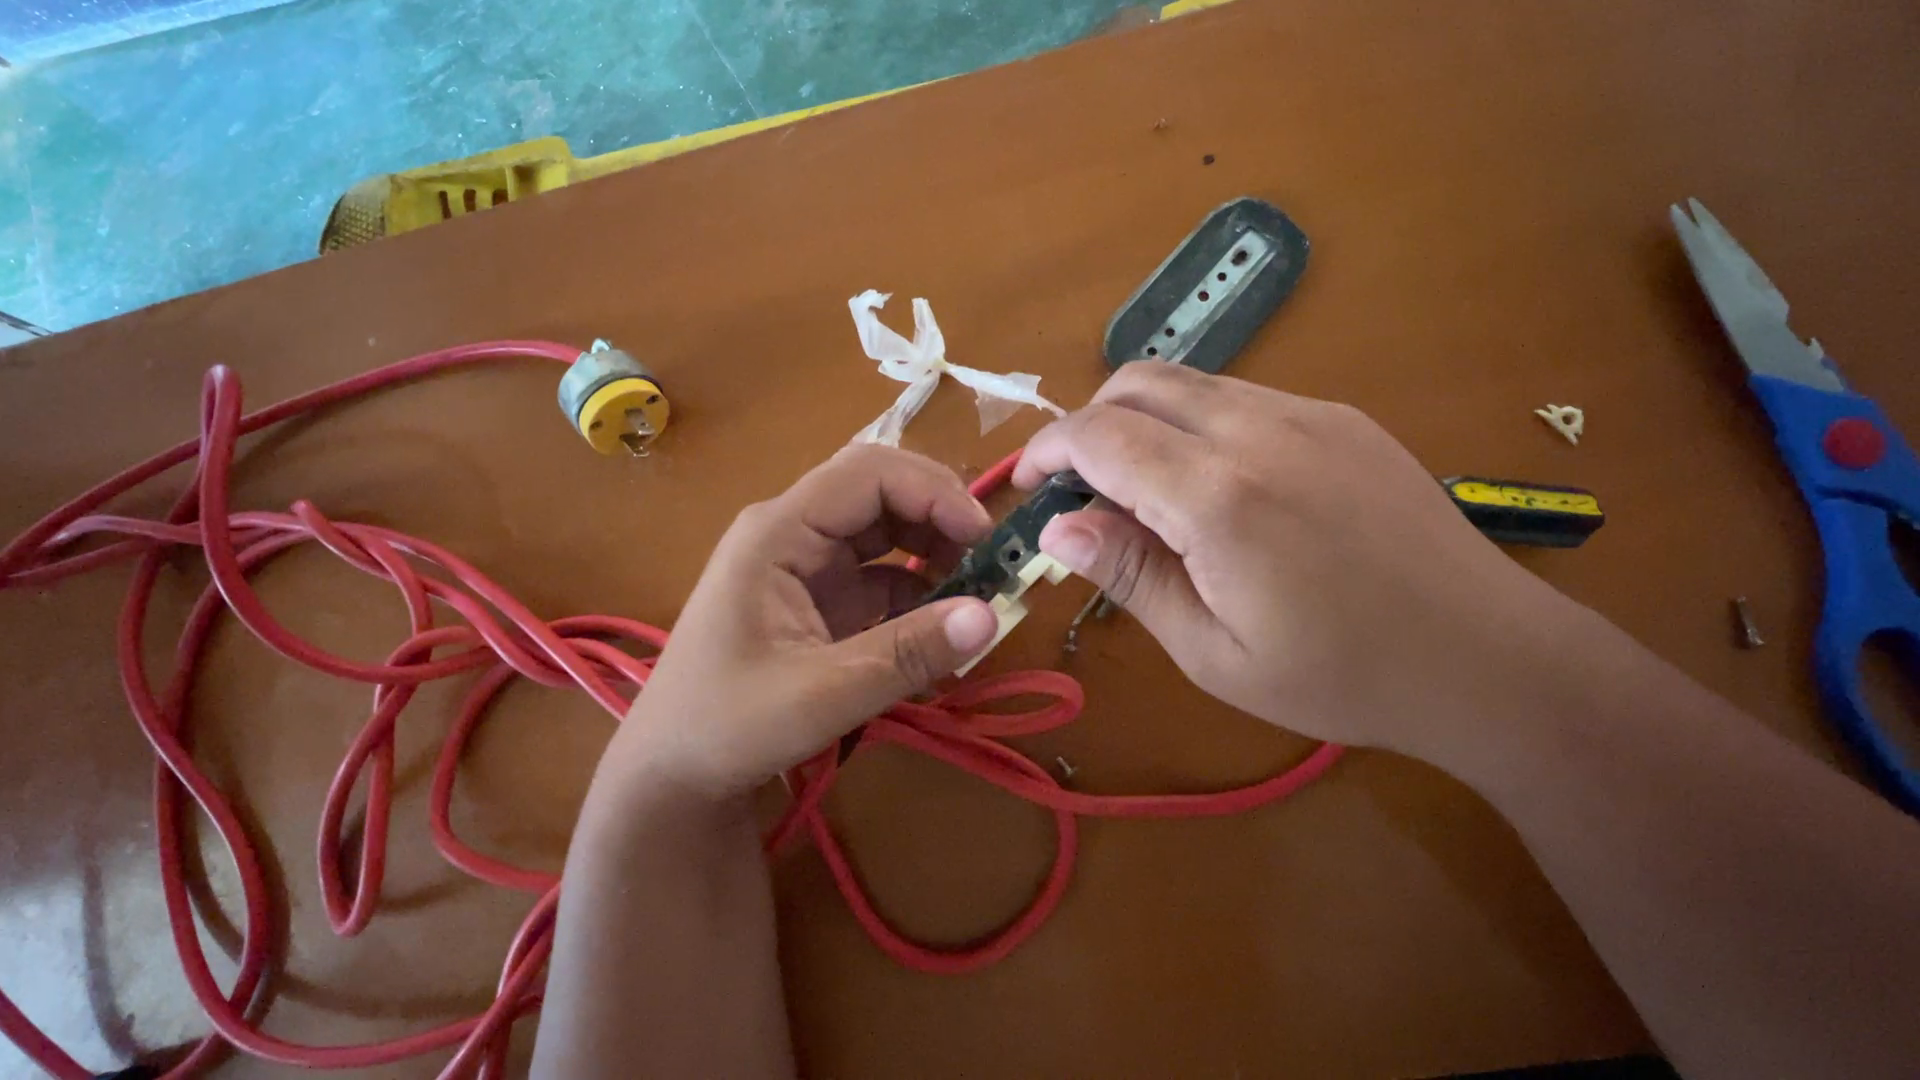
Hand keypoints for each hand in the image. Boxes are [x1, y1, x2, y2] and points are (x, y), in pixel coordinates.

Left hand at [605, 444, 999, 799]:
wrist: (674, 775)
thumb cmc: (727, 725)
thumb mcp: (822, 693)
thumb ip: (907, 654)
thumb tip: (992, 617)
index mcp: (779, 532)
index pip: (867, 474)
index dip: (932, 491)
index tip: (984, 536)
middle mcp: (794, 535)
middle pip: (880, 494)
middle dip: (939, 516)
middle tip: (992, 558)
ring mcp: (807, 569)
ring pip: (885, 535)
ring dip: (934, 554)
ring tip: (978, 592)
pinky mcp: (820, 604)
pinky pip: (882, 580)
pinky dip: (919, 596)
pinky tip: (944, 628)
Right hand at [1013, 362, 1594, 753]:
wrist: (1486, 657)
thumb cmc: (1339, 676)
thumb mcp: (1213, 651)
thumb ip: (1131, 575)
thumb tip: (1057, 528)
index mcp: (1218, 497)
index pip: (1099, 435)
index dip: (1047, 451)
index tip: (1028, 488)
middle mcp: (1258, 430)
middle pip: (1137, 381)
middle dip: (1087, 422)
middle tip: (1078, 487)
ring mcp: (1308, 414)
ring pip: (1190, 382)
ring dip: (1142, 419)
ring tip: (1142, 490)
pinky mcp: (1342, 417)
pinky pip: (1242, 396)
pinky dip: (1196, 423)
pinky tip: (1215, 485)